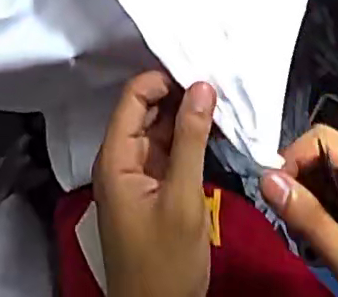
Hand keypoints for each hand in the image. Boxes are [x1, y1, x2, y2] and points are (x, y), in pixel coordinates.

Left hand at [94, 72, 217, 296]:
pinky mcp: (152, 187)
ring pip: (160, 126)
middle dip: (179, 93)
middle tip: (217, 87)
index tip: (200, 75)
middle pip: (147, 108)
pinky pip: (167, 148)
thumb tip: (202, 86)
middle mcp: (121, 158)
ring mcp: (136, 173)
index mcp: (116, 157)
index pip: (134, 97)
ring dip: (187, 114)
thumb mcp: (182, 199)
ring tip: (221, 103)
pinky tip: (213, 129)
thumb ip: (191, 140)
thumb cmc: (165, 263)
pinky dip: (188, 137)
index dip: (164, 80)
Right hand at [261, 126, 337, 296]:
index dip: (293, 159)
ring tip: (302, 240)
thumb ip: (314, 223)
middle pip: (327, 155)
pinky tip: (320, 247)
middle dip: (300, 183)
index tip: (271, 197)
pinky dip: (324, 218)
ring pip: (331, 179)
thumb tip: (266, 178)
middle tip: (286, 226)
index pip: (324, 139)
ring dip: (309, 203)